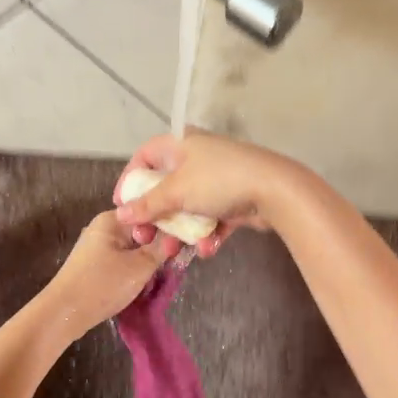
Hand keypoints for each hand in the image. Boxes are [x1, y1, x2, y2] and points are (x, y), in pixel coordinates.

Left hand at [38, 212, 169, 337]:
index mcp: (112, 219)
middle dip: (158, 243)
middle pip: (140, 229)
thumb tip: (178, 235)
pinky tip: (143, 278)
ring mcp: (97, 246)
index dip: (168, 225)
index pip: (148, 212)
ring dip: (147, 257)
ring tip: (162, 270)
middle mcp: (103, 227)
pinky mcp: (94, 264)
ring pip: (132, 246)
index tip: (183, 242)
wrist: (64, 313)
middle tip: (174, 259)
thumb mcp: (139, 266)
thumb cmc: (102, 285)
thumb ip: (162, 248)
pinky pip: (122, 258)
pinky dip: (134, 266)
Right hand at [113, 131, 307, 257]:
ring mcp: (217, 179)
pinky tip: (207, 250)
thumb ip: (148, 205)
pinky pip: (211, 218)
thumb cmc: (219, 181)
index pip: (145, 156)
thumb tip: (121, 214)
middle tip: (145, 238)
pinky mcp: (234, 199)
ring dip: (179, 232)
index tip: (123, 207)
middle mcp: (197, 158)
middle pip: (165, 188)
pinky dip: (206, 234)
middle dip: (155, 217)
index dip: (130, 180)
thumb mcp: (177, 192)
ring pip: (187, 208)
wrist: (276, 191)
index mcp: (181, 144)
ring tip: (174, 254)